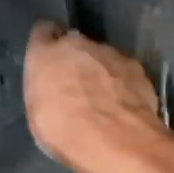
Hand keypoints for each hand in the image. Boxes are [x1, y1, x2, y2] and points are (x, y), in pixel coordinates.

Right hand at [24, 22, 168, 172]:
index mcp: (45, 54)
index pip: (42, 31)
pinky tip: (123, 105)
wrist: (116, 141)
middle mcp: (77, 44)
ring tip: (103, 99)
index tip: (48, 59)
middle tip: (75, 86)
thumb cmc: (64, 131)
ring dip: (100, 71)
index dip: (46, 43)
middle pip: (74, 43)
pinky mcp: (136, 67)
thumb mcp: (37, 114)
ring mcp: (110, 53)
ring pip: (101, 56)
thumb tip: (53, 87)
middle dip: (74, 59)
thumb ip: (44, 89)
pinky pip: (123, 71)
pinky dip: (122, 83)